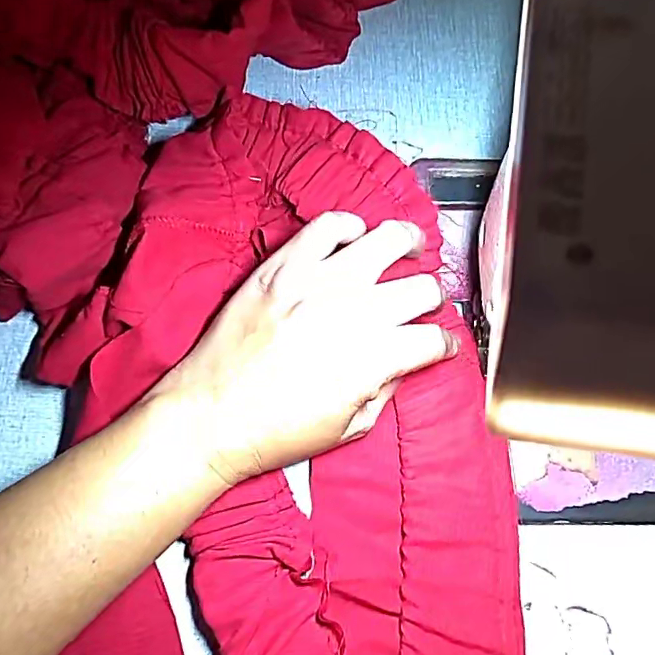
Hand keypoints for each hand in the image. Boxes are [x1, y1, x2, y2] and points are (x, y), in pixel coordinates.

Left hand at [149, 212, 456, 487]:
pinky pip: (328, 225)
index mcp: (375, 357)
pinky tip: (352, 238)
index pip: (434, 338)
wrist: (211, 415)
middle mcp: (354, 312)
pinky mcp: (283, 266)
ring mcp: (317, 282)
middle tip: (425, 302)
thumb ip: (384, 389)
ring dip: (407, 244)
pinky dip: (348, 227)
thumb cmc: (271, 430)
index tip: (438, 344)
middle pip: (422, 287)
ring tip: (408, 248)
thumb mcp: (347, 429)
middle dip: (432, 298)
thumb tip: (399, 363)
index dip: (443, 344)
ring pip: (387, 240)